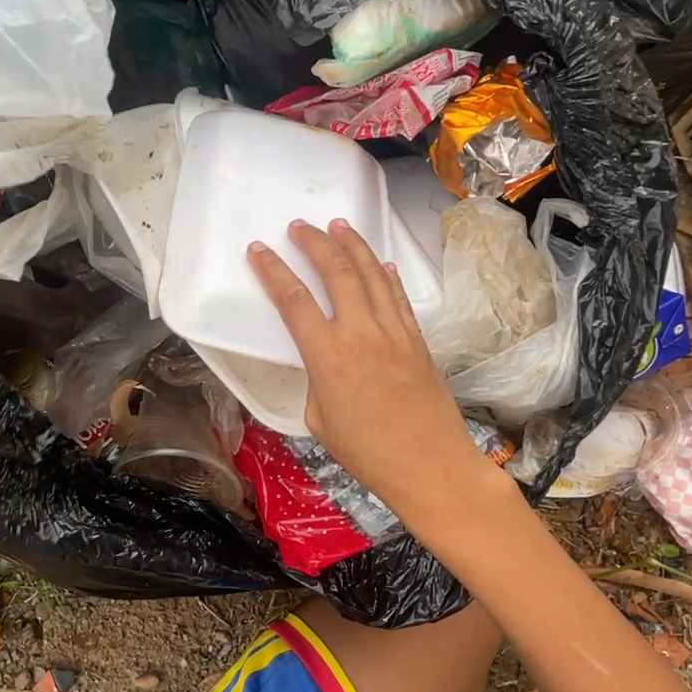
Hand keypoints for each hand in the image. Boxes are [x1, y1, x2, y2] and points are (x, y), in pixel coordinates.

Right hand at [247, 219, 511, 520]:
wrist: (432, 466)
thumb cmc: (367, 453)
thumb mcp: (319, 420)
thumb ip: (315, 380)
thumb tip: (323, 359)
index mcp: (327, 356)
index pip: (293, 300)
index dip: (272, 271)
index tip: (259, 250)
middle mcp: (361, 333)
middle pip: (336, 272)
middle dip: (315, 243)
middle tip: (300, 226)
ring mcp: (394, 333)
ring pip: (372, 274)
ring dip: (353, 245)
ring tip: (338, 225)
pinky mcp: (418, 340)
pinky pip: (399, 297)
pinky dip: (387, 275)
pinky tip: (380, 263)